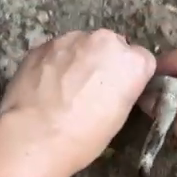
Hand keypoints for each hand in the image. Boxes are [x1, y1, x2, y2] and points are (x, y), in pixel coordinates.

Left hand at [0, 30, 156, 175]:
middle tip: (89, 92)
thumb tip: (115, 87)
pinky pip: (55, 51)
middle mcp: (104, 41)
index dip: (130, 77)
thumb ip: (122, 91)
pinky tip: (44, 88)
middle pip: (110, 47)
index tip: (120, 93)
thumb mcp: (117, 119)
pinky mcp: (42, 45)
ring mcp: (70, 39)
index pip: (142, 61)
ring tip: (63, 91)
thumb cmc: (82, 138)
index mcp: (132, 62)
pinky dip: (54, 64)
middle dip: (103, 63)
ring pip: (80, 46)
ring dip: (77, 61)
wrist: (34, 137)